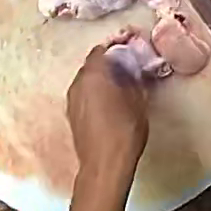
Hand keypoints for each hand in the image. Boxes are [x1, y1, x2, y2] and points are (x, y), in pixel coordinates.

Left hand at [66, 43, 149, 191]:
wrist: (105, 165)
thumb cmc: (125, 130)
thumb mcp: (139, 100)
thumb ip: (134, 78)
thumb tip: (133, 67)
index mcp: (93, 75)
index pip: (101, 50)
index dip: (116, 46)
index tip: (130, 47)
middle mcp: (78, 84)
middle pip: (92, 63)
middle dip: (109, 61)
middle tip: (129, 63)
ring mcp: (72, 100)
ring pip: (87, 79)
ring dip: (102, 76)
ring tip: (122, 81)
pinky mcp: (72, 115)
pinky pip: (84, 93)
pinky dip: (96, 90)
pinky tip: (111, 98)